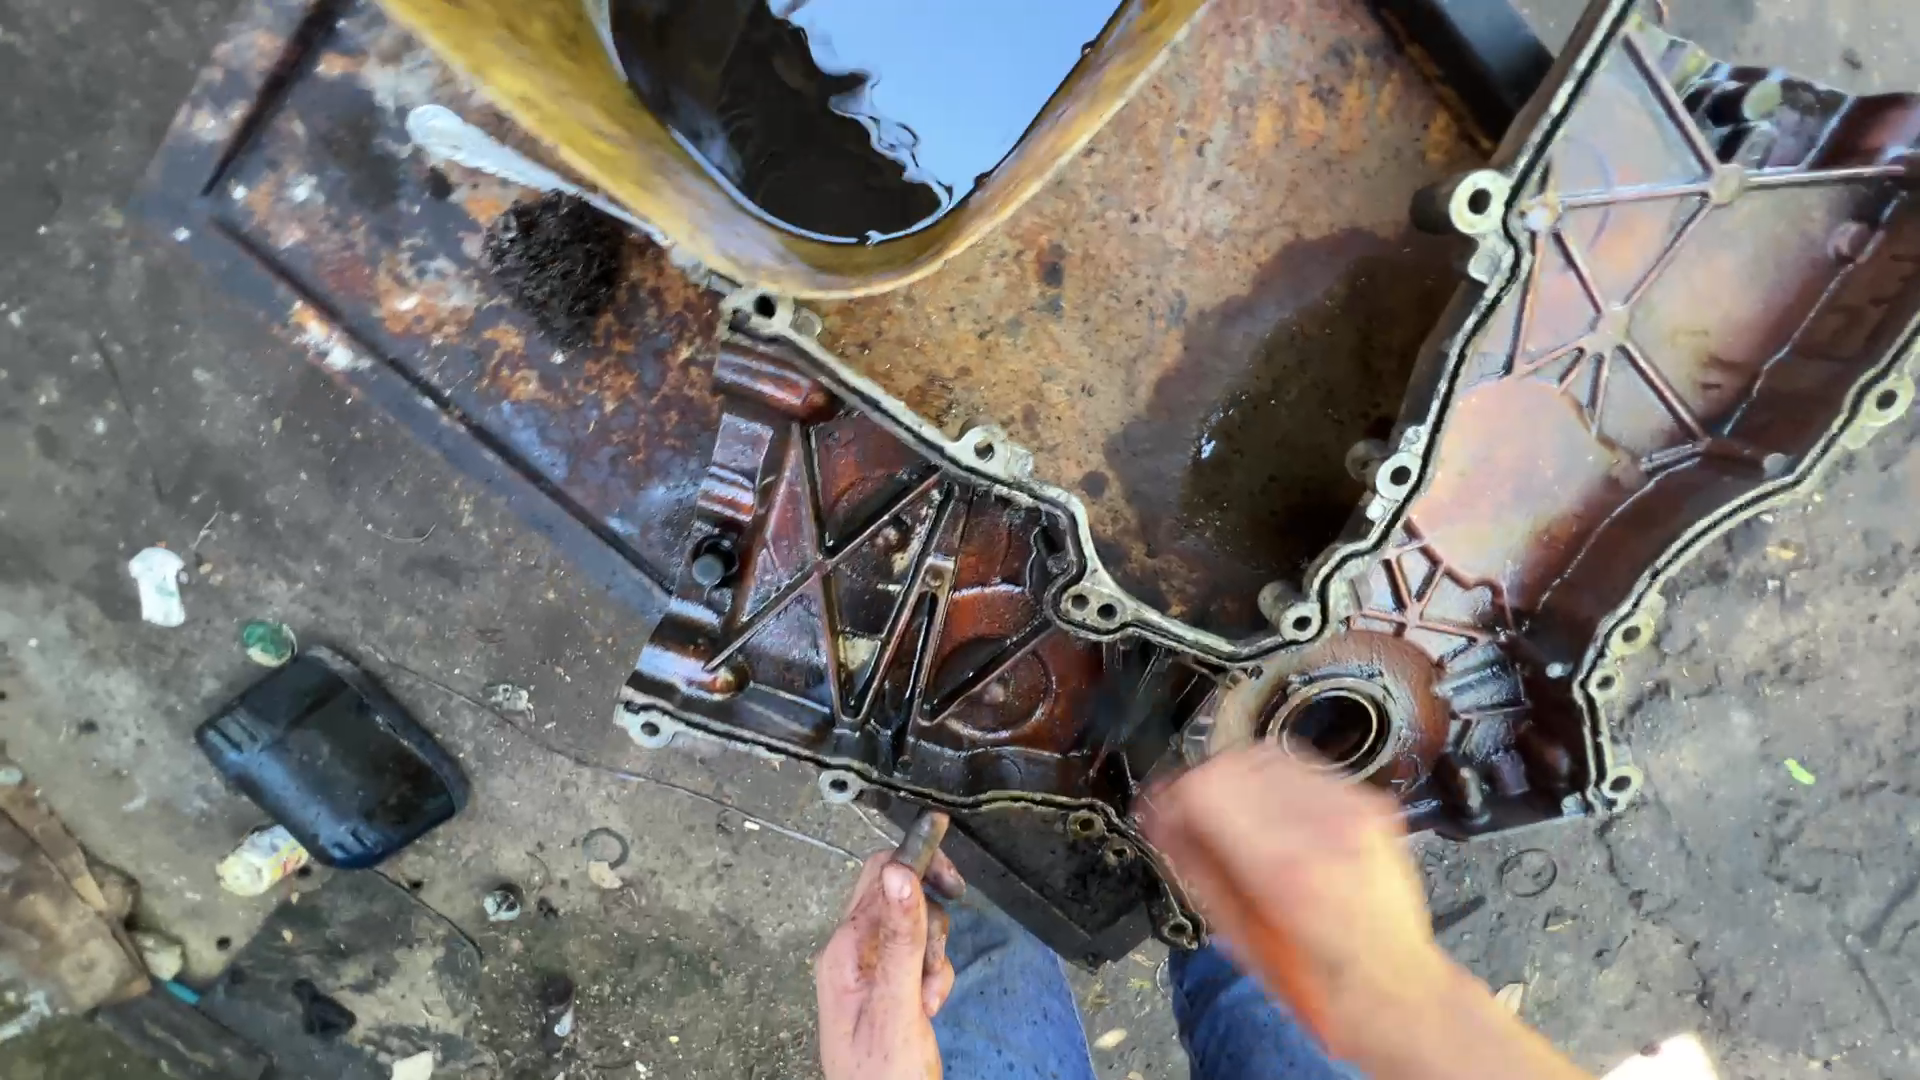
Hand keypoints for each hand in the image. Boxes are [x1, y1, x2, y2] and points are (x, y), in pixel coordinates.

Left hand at [815, 850, 964, 1079]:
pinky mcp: (888, 984)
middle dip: (930, 916)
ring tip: (930, 995)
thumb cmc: (884, 1075)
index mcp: (844, 947)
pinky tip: (930, 1004)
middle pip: (898, 894)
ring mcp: (869, 967)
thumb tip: (899, 869)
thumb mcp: (896, 1005)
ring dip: (934, 951)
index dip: (918, 865)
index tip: (954, 876)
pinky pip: (919, 954)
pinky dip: (934, 972)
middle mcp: (852, 949)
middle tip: (944, 941)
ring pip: (915, 924)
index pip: (882, 874)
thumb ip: (900, 937)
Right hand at [1141, 746, 1590, 1079]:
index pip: (1204, 787)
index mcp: (1284, 868)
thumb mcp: (1239, 933)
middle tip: (1193, 812)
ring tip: (1235, 810)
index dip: (1171, 795)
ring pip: (1262, 753)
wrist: (1396, 987)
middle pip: (1229, 763)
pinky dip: (1273, 778)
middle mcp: (1322, 828)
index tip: (1163, 809)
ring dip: (1236, 777)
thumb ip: (1196, 866)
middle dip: (1201, 785)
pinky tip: (1273, 809)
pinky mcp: (1368, 802)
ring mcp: (1350, 809)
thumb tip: (1162, 820)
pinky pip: (1301, 763)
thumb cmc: (1322, 977)